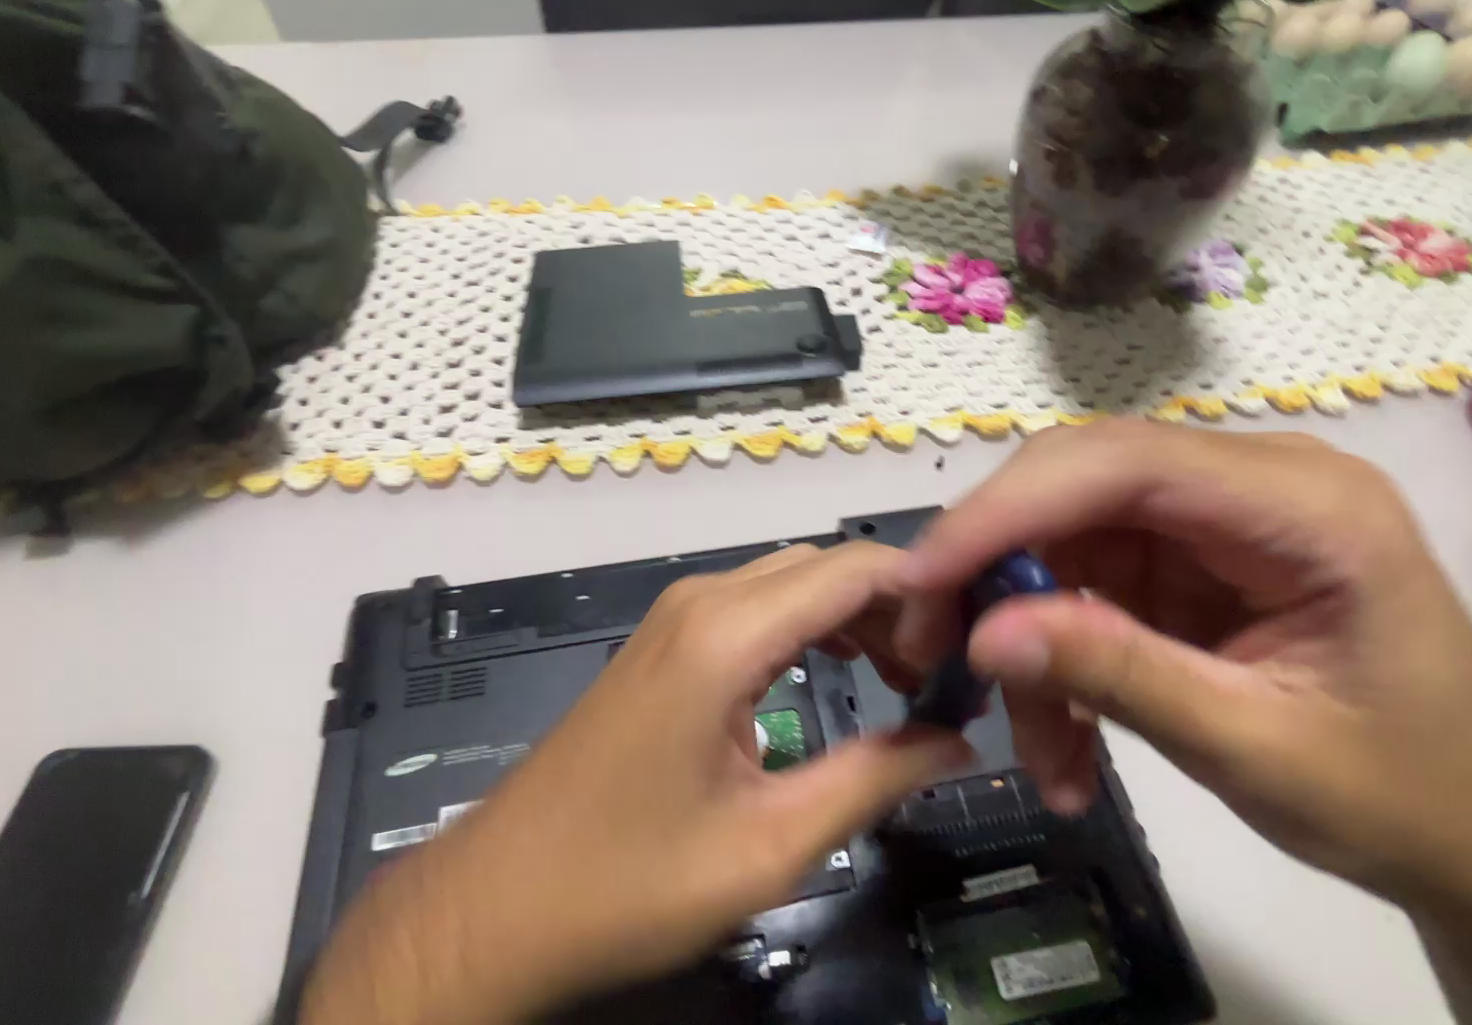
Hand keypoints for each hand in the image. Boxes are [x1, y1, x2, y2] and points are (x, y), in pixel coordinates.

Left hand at [300, 541, 973, 1024]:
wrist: (500, 903)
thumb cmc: (629, 882)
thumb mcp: (770, 845)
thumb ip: (874, 779)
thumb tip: (956, 740)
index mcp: (726, 635)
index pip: (855, 568)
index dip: (927, 595)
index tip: (971, 651)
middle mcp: (701, 602)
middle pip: (826, 567)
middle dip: (897, 605)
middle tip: (942, 678)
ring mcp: (676, 618)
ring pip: (792, 583)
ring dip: (855, 616)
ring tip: (903, 680)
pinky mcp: (664, 643)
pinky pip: (756, 608)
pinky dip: (809, 627)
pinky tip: (838, 674)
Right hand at [898, 421, 1471, 1024]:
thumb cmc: (1404, 797)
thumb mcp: (1252, 746)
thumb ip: (1116, 674)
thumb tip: (980, 637)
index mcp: (1304, 506)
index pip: (1120, 466)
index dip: (1004, 512)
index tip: (920, 580)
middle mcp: (1251, 484)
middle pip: (1075, 483)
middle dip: (990, 563)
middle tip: (927, 645)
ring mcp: (1211, 521)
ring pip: (1063, 541)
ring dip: (1025, 635)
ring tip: (1037, 748)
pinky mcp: (1183, 563)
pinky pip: (1083, 585)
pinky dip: (1057, 660)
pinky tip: (1066, 743)